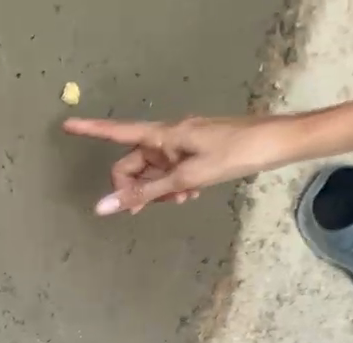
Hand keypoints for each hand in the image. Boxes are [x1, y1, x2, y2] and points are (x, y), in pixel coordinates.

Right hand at [64, 114, 298, 214]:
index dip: (91, 129)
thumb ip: (142, 194)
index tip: (66, 124)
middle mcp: (169, 136)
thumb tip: (100, 207)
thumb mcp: (186, 178)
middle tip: (143, 209)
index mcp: (163, 135)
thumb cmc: (237, 153)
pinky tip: (187, 194)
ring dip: (157, 189)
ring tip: (179, 200)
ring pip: (152, 171)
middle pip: (132, 164)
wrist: (286, 141)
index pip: (117, 132)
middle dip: (134, 187)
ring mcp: (183, 143)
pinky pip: (170, 170)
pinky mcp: (196, 149)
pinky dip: (172, 184)